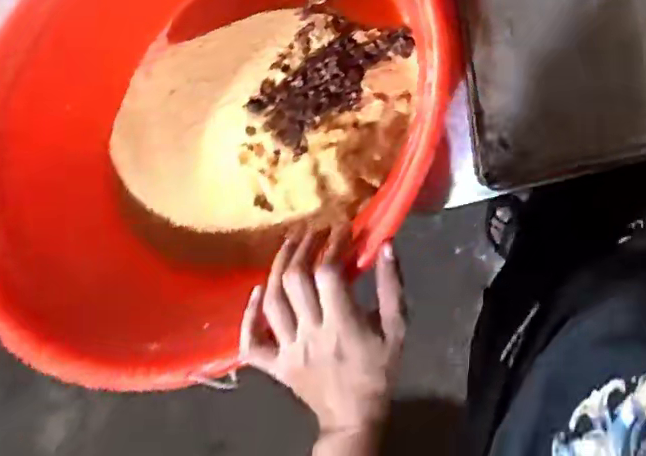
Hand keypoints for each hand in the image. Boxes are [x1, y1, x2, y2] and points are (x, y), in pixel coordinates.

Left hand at [240, 226, 405, 443]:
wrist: (353, 419)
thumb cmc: (378, 369)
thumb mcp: (396, 327)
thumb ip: (392, 285)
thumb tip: (387, 243)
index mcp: (342, 324)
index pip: (328, 273)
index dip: (333, 244)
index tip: (342, 226)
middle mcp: (310, 334)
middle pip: (295, 281)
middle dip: (303, 247)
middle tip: (314, 228)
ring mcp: (287, 351)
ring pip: (272, 303)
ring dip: (278, 267)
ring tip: (289, 243)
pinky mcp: (274, 366)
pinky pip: (251, 343)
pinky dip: (248, 316)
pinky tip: (256, 290)